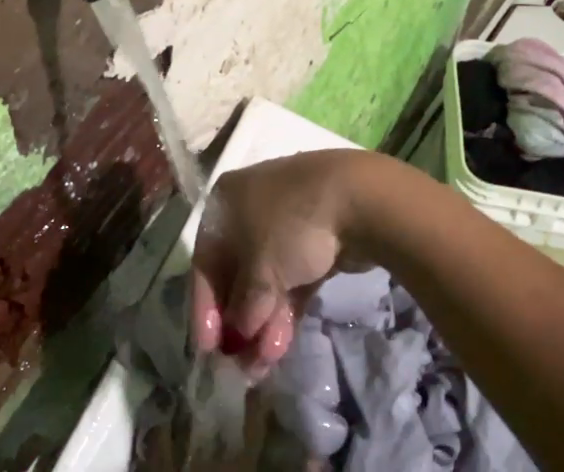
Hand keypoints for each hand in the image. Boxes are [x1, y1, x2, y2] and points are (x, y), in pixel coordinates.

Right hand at [188, 149, 374, 374]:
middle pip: (236, 274)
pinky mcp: (313, 242)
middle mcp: (249, 210)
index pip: (204, 262)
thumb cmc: (291, 227)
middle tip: (240, 364)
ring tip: (263, 365)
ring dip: (263, 323)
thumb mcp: (259, 273)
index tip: (208, 348)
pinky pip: (291, 281)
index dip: (204, 308)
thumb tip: (240, 336)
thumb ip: (244, 310)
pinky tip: (281, 345)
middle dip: (239, 322)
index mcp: (224, 204)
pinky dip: (285, 310)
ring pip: (266, 281)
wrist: (359, 198)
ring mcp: (284, 225)